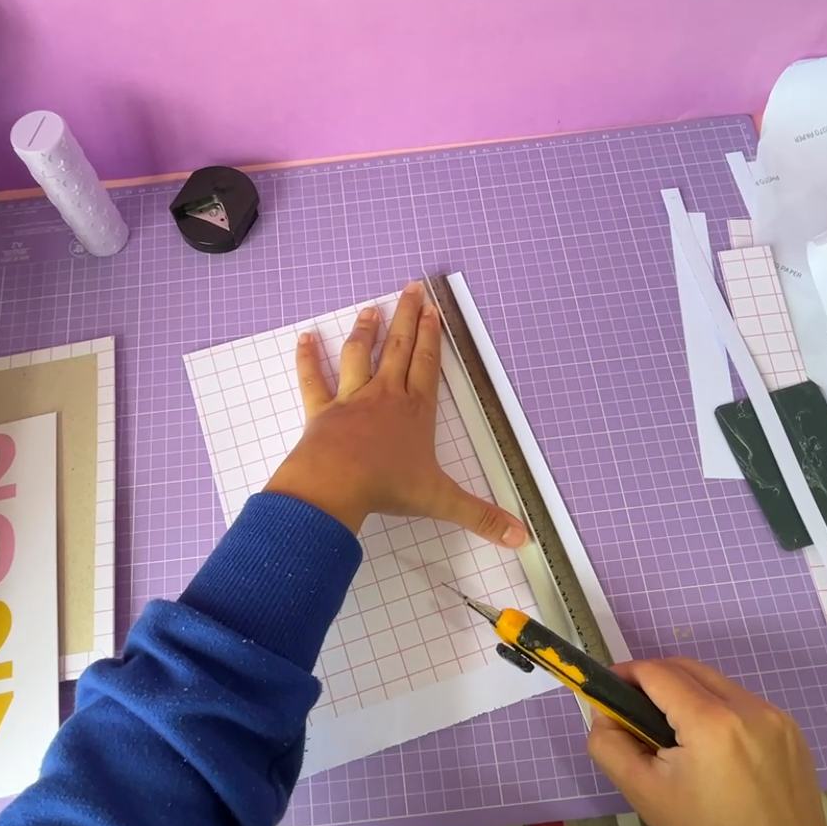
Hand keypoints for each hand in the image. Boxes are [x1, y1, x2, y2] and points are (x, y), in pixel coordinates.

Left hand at [264, 281, 526, 548]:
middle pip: (398, 349)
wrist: (336, 485)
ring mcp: (351, 400)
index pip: (427, 365)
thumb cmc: (388, 488)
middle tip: (410, 287)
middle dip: (406, 317)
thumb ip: (482, 517)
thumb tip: (522, 538)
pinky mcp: (321, 411)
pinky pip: (313, 379)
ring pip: (360, 356)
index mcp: (415, 411)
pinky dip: (308, 359)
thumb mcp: (441, 502)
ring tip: (370, 308)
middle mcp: (385, 396)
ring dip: (366, 331)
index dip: (431, 336)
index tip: (433, 309)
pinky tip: (304, 338)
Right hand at [588, 658, 826, 825]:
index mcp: (712, 722)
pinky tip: (710, 751)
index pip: (655, 672)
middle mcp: (748, 707)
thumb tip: (602, 710)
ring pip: (713, 682)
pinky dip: (714, 709)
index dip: (624, 675)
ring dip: (684, 694)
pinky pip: (739, 702)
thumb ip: (609, 744)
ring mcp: (776, 717)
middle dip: (652, 681)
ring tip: (672, 738)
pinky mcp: (792, 732)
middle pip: (684, 668)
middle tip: (633, 716)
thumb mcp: (644, 796)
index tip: (607, 695)